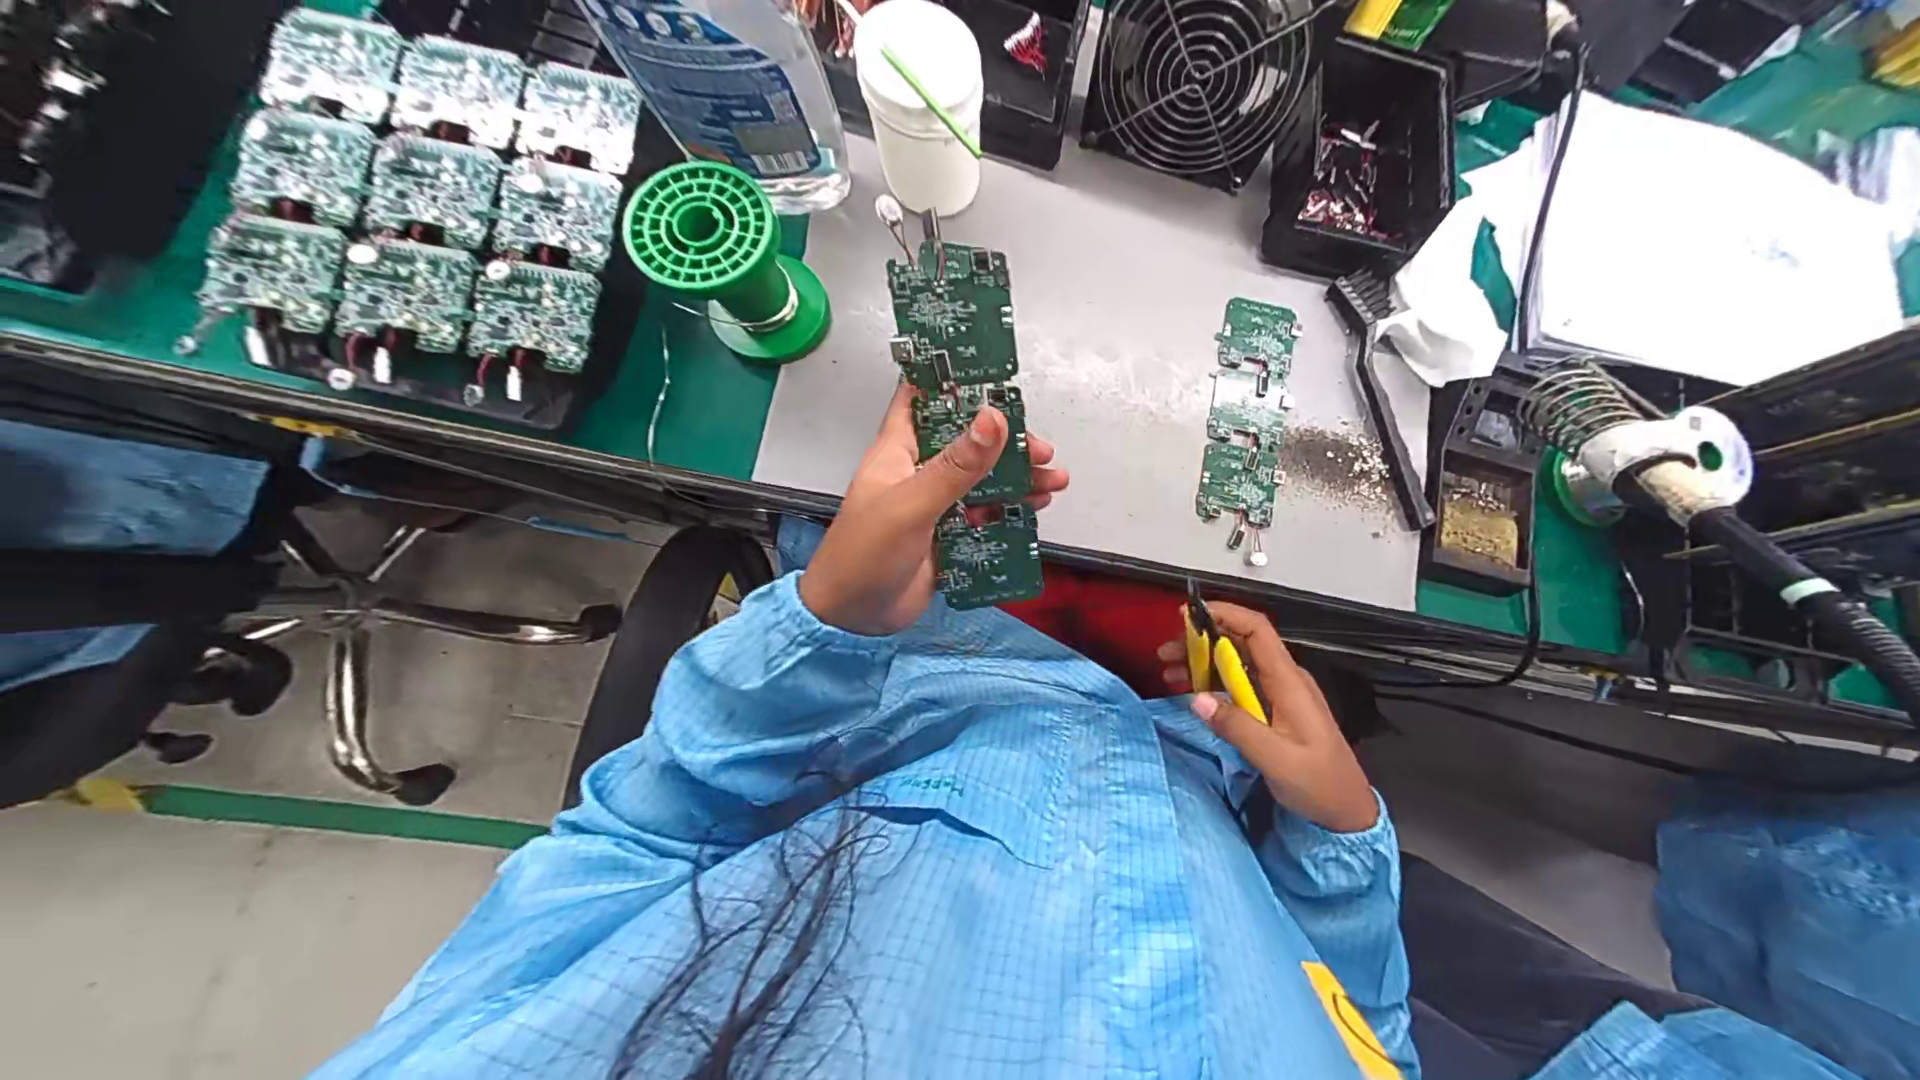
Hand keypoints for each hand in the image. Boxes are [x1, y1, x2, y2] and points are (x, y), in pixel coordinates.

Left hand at [798, 382, 1068, 634]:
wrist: (854, 617)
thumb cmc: (865, 554)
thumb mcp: (910, 505)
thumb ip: (954, 467)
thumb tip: (994, 418)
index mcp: (899, 450)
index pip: (923, 399)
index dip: (953, 381)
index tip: (994, 373)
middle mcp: (920, 470)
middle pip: (968, 441)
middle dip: (1006, 440)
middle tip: (1041, 449)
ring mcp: (937, 504)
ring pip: (983, 479)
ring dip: (1018, 477)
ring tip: (1055, 480)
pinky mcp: (950, 534)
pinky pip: (986, 514)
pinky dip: (1011, 509)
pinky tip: (1036, 507)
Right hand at [1158, 602, 1377, 832]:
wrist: (1347, 813)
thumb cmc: (1319, 784)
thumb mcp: (1276, 759)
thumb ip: (1237, 727)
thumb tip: (1198, 699)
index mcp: (1288, 682)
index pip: (1257, 630)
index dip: (1224, 614)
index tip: (1189, 615)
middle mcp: (1283, 680)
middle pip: (1239, 643)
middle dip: (1200, 640)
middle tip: (1167, 653)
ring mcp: (1278, 693)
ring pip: (1234, 662)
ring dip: (1201, 662)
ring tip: (1170, 670)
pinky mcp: (1272, 708)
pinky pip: (1238, 683)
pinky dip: (1211, 681)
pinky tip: (1190, 690)